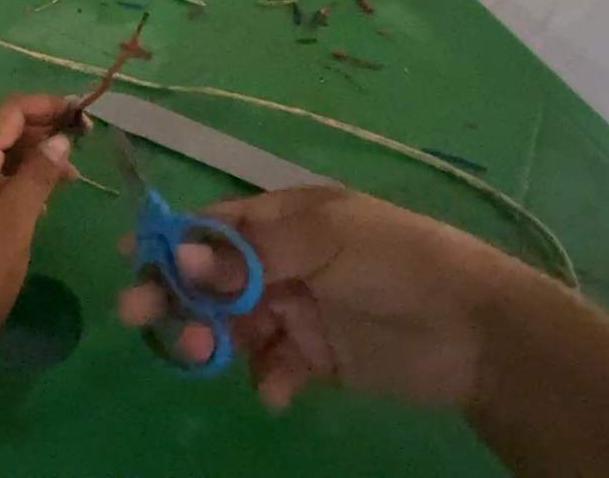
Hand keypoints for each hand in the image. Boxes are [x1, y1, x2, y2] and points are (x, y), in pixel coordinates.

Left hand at [0, 95, 79, 349]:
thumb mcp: (12, 226)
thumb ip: (36, 177)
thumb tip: (60, 138)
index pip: (7, 111)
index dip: (45, 105)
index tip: (82, 114)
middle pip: (1, 128)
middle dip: (41, 128)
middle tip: (82, 146)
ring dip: (32, 155)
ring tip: (69, 176)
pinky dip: (18, 178)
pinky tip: (41, 198)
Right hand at [117, 185, 529, 410]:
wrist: (477, 330)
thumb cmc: (394, 259)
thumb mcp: (323, 240)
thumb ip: (251, 254)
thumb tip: (182, 258)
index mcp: (279, 220)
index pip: (212, 225)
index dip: (171, 238)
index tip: (131, 254)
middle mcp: (278, 263)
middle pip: (211, 277)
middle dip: (176, 292)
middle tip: (138, 313)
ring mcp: (295, 310)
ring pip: (233, 323)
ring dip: (214, 337)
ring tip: (207, 355)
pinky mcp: (314, 357)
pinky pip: (272, 365)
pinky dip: (268, 377)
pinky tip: (279, 389)